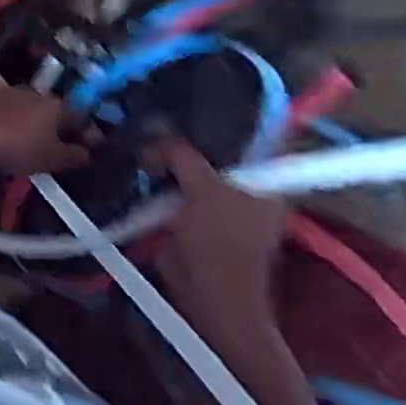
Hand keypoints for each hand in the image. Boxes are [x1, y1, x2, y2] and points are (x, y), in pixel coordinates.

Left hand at [0, 76, 90, 173]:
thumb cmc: (19, 150)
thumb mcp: (54, 160)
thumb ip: (75, 155)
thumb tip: (85, 153)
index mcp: (56, 106)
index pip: (78, 115)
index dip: (84, 131)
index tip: (84, 145)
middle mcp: (33, 92)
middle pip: (50, 105)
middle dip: (54, 120)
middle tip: (52, 139)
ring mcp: (6, 89)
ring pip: (23, 96)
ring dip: (27, 108)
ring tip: (23, 127)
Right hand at [151, 138, 285, 315]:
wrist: (208, 290)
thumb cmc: (220, 238)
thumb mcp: (202, 187)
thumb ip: (182, 155)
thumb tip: (156, 138)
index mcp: (265, 182)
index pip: (242, 142)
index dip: (214, 126)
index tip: (182, 114)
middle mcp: (247, 191)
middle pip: (210, 156)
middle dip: (182, 146)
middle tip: (151, 132)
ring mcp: (219, 208)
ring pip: (189, 174)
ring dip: (166, 166)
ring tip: (140, 152)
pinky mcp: (195, 222)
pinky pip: (175, 193)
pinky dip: (159, 185)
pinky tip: (140, 175)